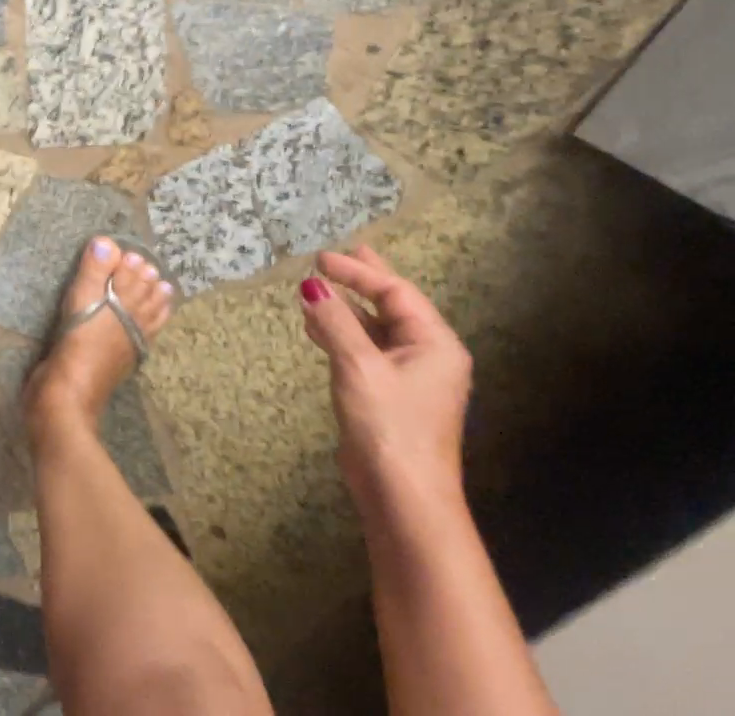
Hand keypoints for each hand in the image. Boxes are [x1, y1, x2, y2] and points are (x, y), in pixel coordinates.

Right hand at [300, 246, 472, 505]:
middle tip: (338, 257)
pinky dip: (342, 334)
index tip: (319, 258)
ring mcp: (409, 377)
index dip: (359, 271)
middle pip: (394, 307)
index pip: (396, 293)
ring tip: (318, 289)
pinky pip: (365, 350)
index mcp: (435, 344)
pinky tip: (319, 329)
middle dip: (364, 281)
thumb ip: (335, 323)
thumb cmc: (387, 423)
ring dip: (347, 309)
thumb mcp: (358, 366)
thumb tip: (311, 285)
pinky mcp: (388, 394)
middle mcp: (429, 355)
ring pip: (377, 330)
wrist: (401, 489)